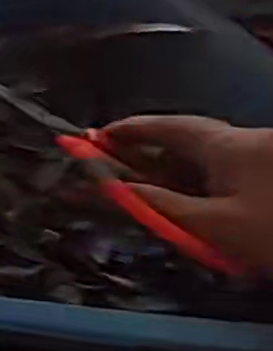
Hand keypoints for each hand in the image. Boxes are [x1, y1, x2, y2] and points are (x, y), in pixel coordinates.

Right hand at [99, 115, 272, 273]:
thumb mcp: (209, 225)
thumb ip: (152, 202)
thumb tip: (108, 184)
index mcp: (233, 146)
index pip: (167, 126)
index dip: (126, 129)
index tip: (93, 138)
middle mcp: (258, 143)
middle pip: (193, 140)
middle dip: (151, 151)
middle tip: (115, 166)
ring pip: (219, 157)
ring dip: (181, 168)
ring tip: (152, 188)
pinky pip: (240, 169)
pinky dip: (210, 179)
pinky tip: (199, 197)